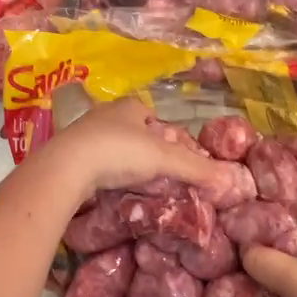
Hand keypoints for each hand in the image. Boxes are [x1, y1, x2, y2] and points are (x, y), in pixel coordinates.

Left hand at [36, 98, 235, 197]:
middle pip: (136, 132)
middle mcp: (106, 114)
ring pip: (115, 147)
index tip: (180, 159)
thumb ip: (196, 167)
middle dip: (149, 151)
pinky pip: (97, 163)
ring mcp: (85, 134)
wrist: (67, 166)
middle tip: (163, 174)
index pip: (157, 118)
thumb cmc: (119, 152)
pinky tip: (115, 189)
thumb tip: (229, 177)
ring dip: (127, 163)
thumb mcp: (164, 159)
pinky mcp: (70, 155)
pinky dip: (109, 174)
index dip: (171, 137)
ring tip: (141, 185)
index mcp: (130, 106)